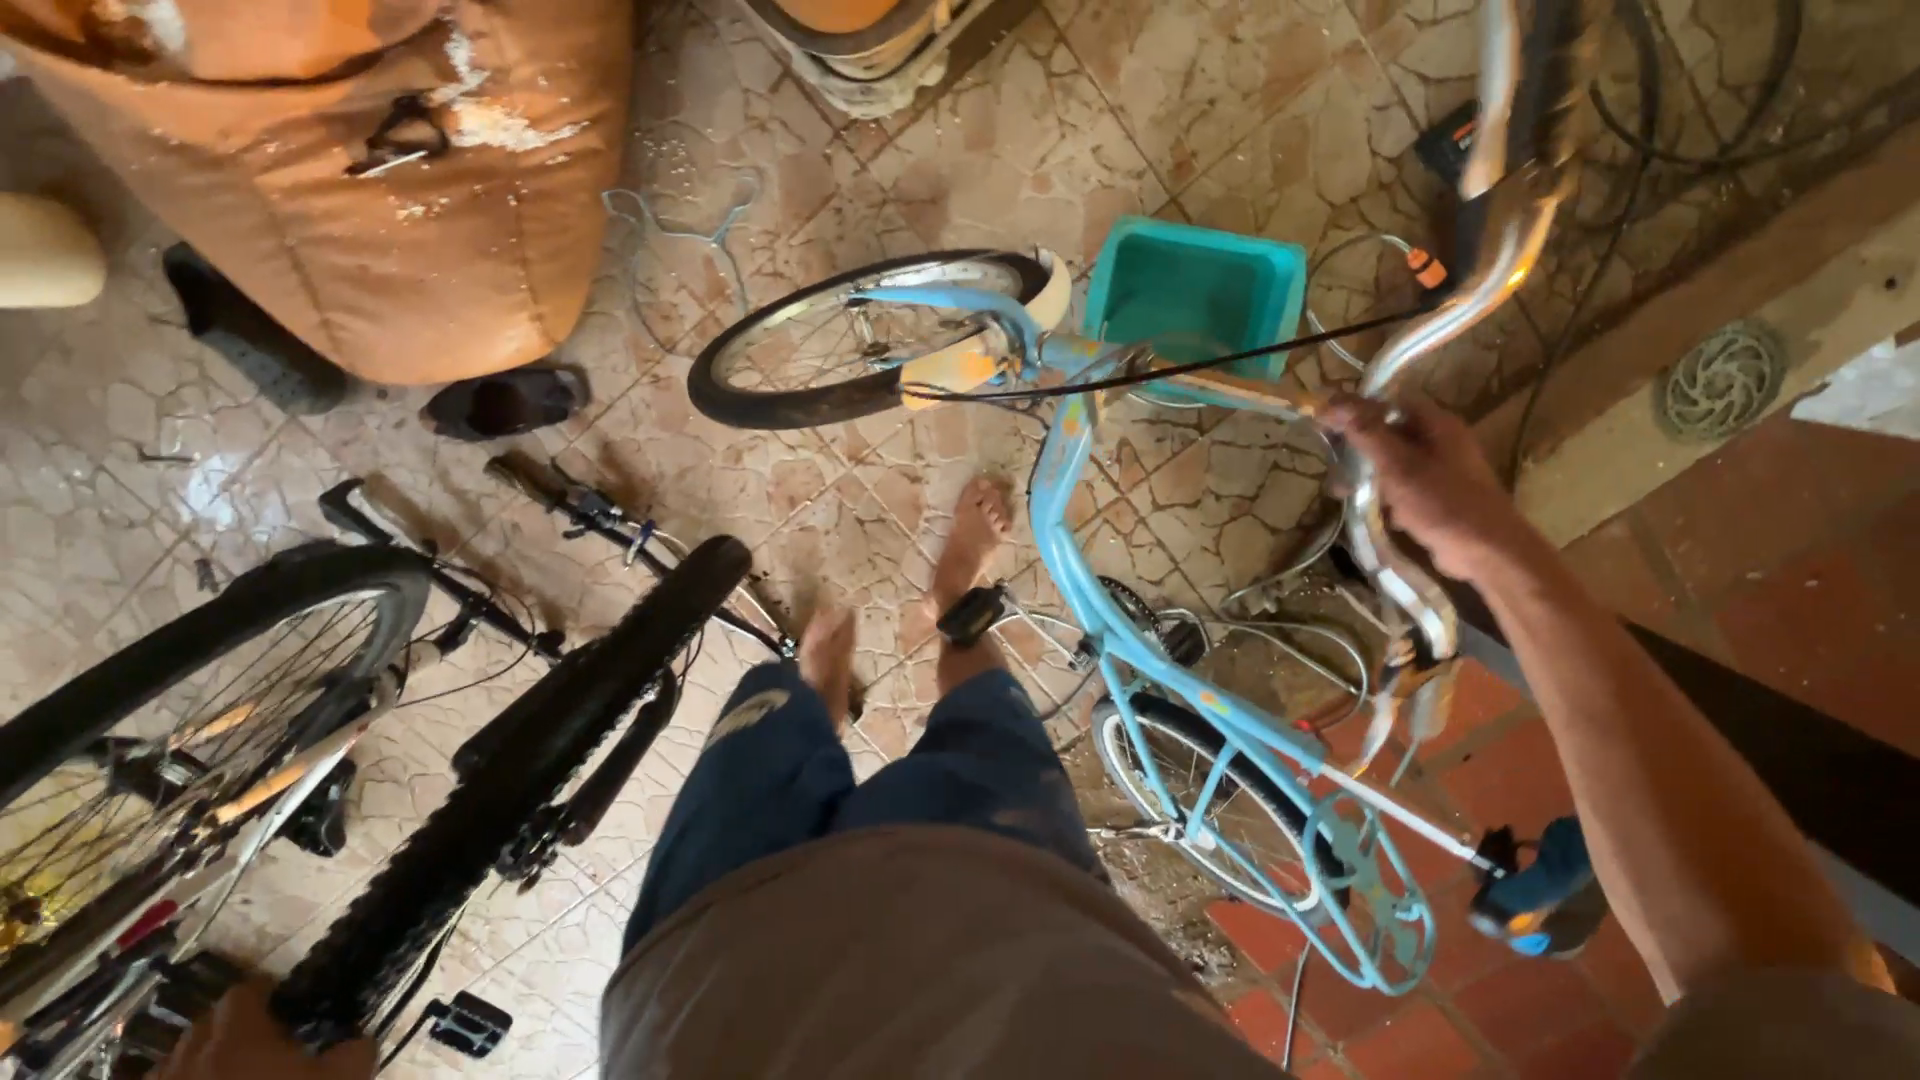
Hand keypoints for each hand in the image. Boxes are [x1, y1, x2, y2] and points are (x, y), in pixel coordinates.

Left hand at [154, 982, 374, 1079]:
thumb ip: (355, 1050)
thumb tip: (353, 1041)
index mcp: (238, 1040)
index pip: (242, 994)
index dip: (264, 993)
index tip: (284, 1003)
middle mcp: (188, 1062)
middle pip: (202, 1026)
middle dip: (229, 1027)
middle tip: (260, 1041)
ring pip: (170, 1063)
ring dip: (196, 1061)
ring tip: (226, 1076)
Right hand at [1320, 394, 1544, 582]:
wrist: (1487, 552)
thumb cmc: (1443, 503)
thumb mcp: (1398, 465)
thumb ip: (1366, 433)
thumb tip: (1332, 402)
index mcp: (1437, 424)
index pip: (1388, 402)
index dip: (1354, 408)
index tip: (1323, 423)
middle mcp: (1441, 441)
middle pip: (1388, 432)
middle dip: (1356, 448)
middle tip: (1331, 463)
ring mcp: (1441, 470)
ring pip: (1392, 462)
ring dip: (1365, 474)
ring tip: (1342, 492)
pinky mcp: (1438, 496)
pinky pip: (1402, 486)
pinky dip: (1383, 495)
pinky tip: (1372, 510)